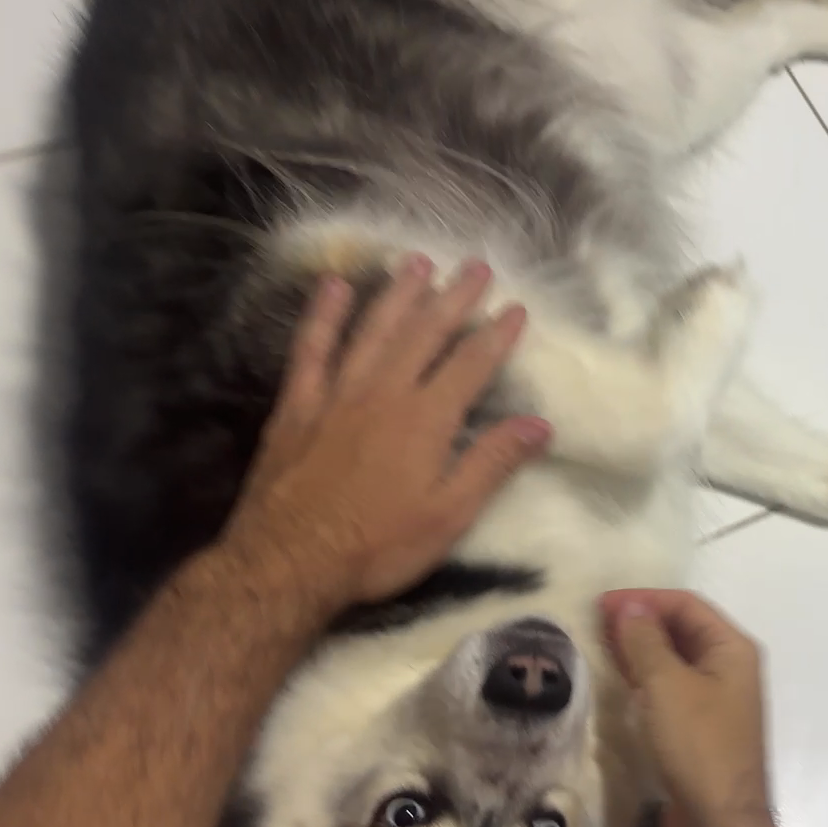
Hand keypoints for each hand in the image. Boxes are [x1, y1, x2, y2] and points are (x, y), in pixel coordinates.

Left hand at [219, 255, 551, 609]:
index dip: (496, 334)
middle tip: (475, 267)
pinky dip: (323, 317)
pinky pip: (311, 350)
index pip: (470, 364)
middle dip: (453, 298)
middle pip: (424, 335)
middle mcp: (383, 394)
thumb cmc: (380, 544)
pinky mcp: (297, 407)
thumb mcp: (452, 513)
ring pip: (373, 331)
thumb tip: (540, 424)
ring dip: (398, 294)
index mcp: (426, 420)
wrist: (286, 564)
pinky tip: (334, 288)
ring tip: (417, 262)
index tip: (516, 307)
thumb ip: (493, 462)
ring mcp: (336, 396)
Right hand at [600, 590, 772, 826]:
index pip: (687, 605)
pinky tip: (619, 680)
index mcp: (732, 648)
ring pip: (676, 660)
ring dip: (642, 649)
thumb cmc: (698, 745)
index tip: (601, 604)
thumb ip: (647, 641)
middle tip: (595, 623)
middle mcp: (731, 666)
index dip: (645, 599)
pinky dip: (647, 678)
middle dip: (642, 622)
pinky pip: (672, 688)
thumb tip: (630, 605)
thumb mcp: (667, 686)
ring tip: (600, 645)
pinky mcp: (702, 726)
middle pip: (683, 630)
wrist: (720, 823)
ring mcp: (718, 698)